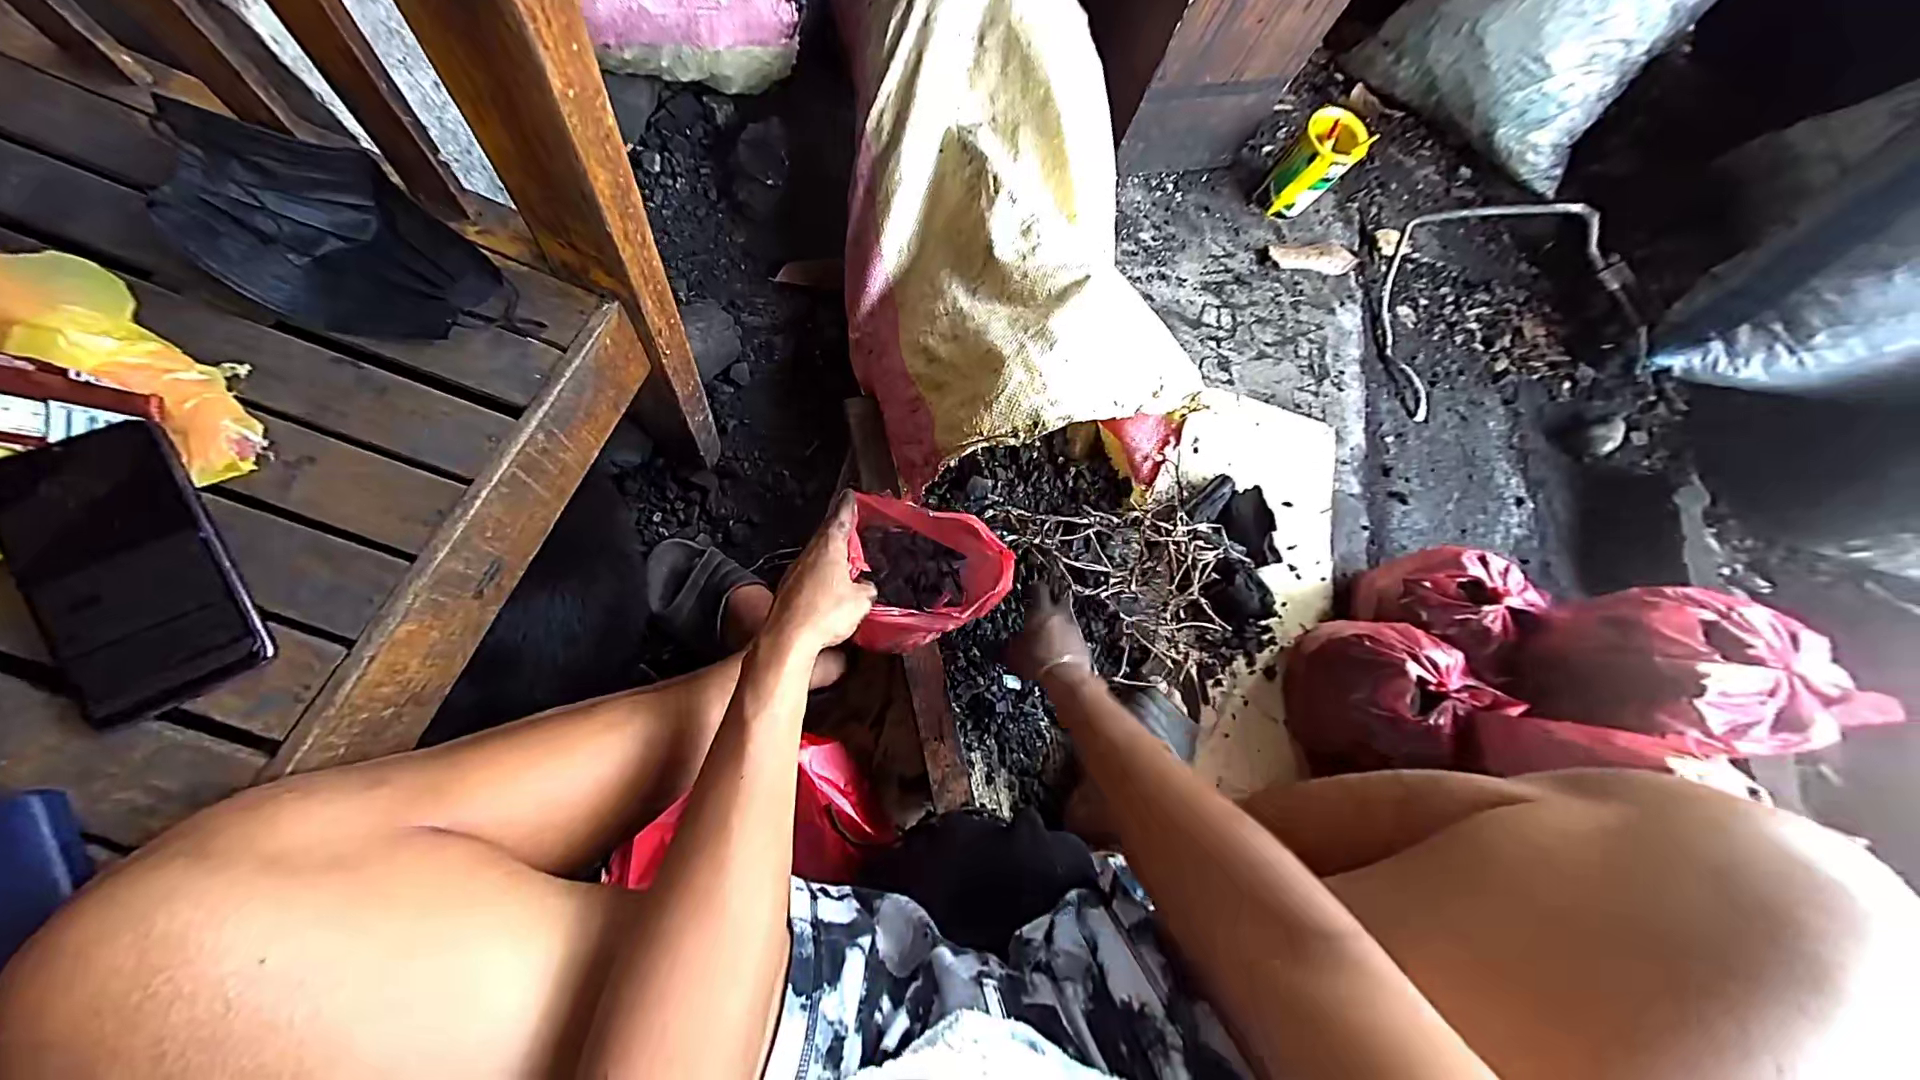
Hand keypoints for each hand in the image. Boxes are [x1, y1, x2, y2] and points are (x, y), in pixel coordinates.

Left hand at [765, 491, 876, 652]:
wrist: (788, 639)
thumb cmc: (822, 614)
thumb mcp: (862, 600)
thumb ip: (867, 589)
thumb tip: (867, 589)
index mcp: (829, 547)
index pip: (840, 517)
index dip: (848, 506)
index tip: (850, 496)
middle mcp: (809, 554)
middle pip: (827, 535)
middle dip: (841, 532)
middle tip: (853, 529)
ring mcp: (796, 572)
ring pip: (818, 557)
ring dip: (832, 558)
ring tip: (847, 565)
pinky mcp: (789, 591)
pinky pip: (810, 577)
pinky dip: (822, 577)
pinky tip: (830, 591)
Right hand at [1008, 578, 1092, 683]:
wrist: (1066, 678)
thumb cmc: (1039, 663)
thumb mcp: (1014, 653)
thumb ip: (1010, 643)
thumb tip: (1006, 643)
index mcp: (1041, 610)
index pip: (1038, 588)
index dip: (1033, 587)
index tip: (1030, 589)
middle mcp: (1060, 614)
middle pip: (1058, 597)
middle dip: (1051, 599)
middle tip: (1042, 605)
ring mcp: (1074, 627)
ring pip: (1066, 615)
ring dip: (1058, 619)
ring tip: (1048, 630)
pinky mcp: (1083, 641)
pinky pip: (1073, 632)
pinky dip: (1066, 635)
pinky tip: (1058, 645)